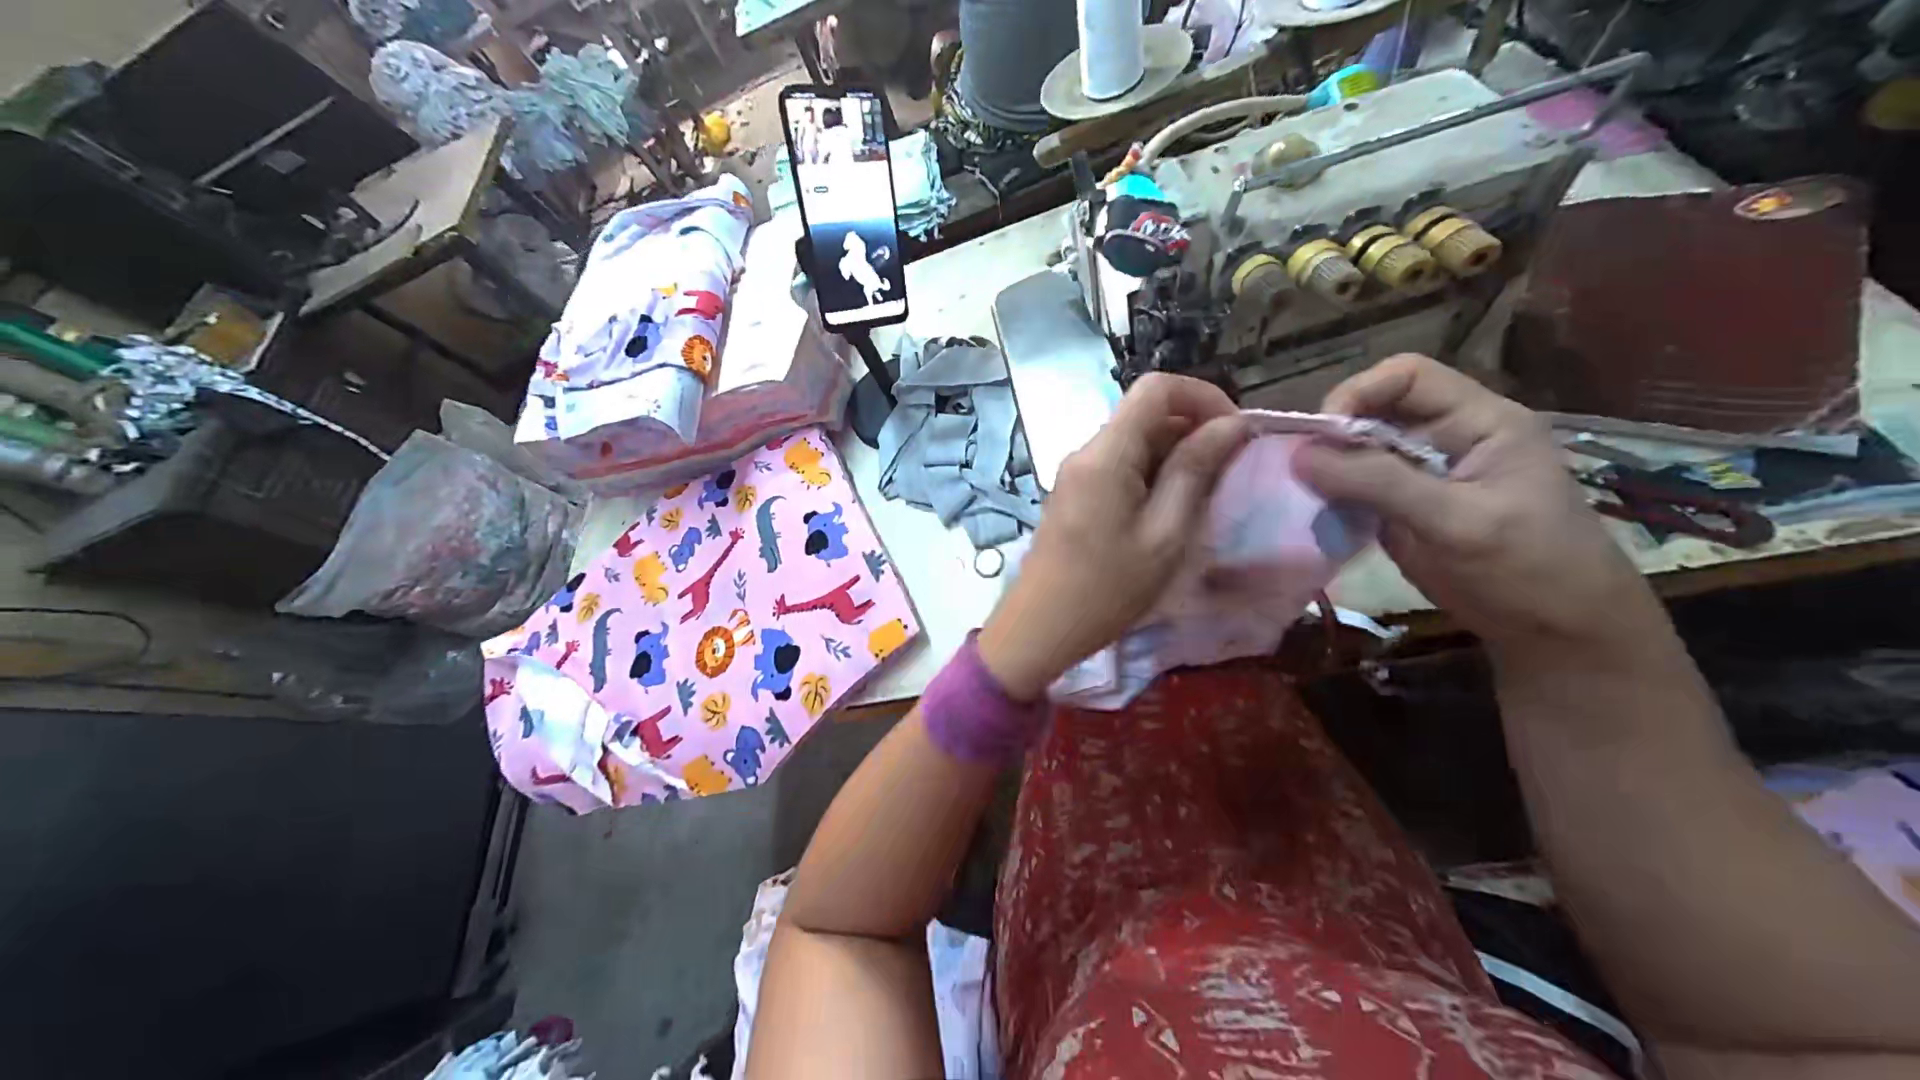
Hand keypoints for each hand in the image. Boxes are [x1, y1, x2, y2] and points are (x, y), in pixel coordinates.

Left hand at [978, 374, 1249, 699]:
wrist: (1041, 626)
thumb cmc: (1109, 587)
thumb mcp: (1166, 533)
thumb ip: (1196, 471)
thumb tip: (1232, 424)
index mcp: (1106, 453)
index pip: (1157, 387)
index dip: (1204, 396)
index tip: (1235, 432)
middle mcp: (1086, 451)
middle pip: (1145, 413)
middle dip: (1193, 429)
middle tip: (1227, 472)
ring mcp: (1076, 472)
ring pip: (1134, 440)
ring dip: (1174, 455)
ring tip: (1202, 497)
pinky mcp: (1074, 493)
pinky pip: (1119, 465)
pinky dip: (1151, 474)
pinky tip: (1168, 511)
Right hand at [1294, 355, 1667, 663]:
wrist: (1558, 633)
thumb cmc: (1527, 568)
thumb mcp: (1456, 521)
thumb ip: (1380, 483)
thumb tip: (1300, 455)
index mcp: (1478, 421)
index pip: (1407, 376)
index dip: (1358, 392)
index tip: (1322, 434)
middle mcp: (1445, 438)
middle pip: (1375, 411)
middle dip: (1334, 436)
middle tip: (1301, 471)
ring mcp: (1421, 476)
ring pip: (1357, 453)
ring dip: (1326, 470)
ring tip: (1302, 495)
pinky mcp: (1402, 510)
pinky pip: (1355, 490)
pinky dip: (1330, 499)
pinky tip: (1316, 517)